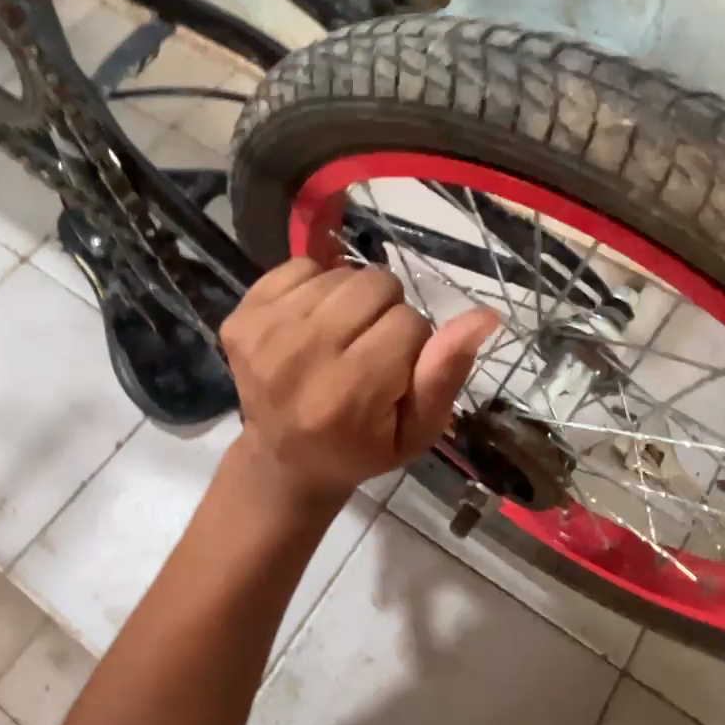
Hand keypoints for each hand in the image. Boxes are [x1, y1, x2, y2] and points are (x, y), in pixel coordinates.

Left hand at [219, 258, 497, 510]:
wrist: (283, 458)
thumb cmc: (361, 447)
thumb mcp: (416, 430)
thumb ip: (446, 373)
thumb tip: (484, 315)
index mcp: (348, 392)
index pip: (408, 322)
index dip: (411, 342)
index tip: (394, 370)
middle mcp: (300, 356)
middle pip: (373, 284)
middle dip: (383, 311)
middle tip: (368, 348)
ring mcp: (264, 333)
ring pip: (340, 272)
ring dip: (350, 299)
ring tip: (339, 338)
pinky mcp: (240, 317)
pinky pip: (299, 266)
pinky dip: (315, 287)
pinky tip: (310, 323)